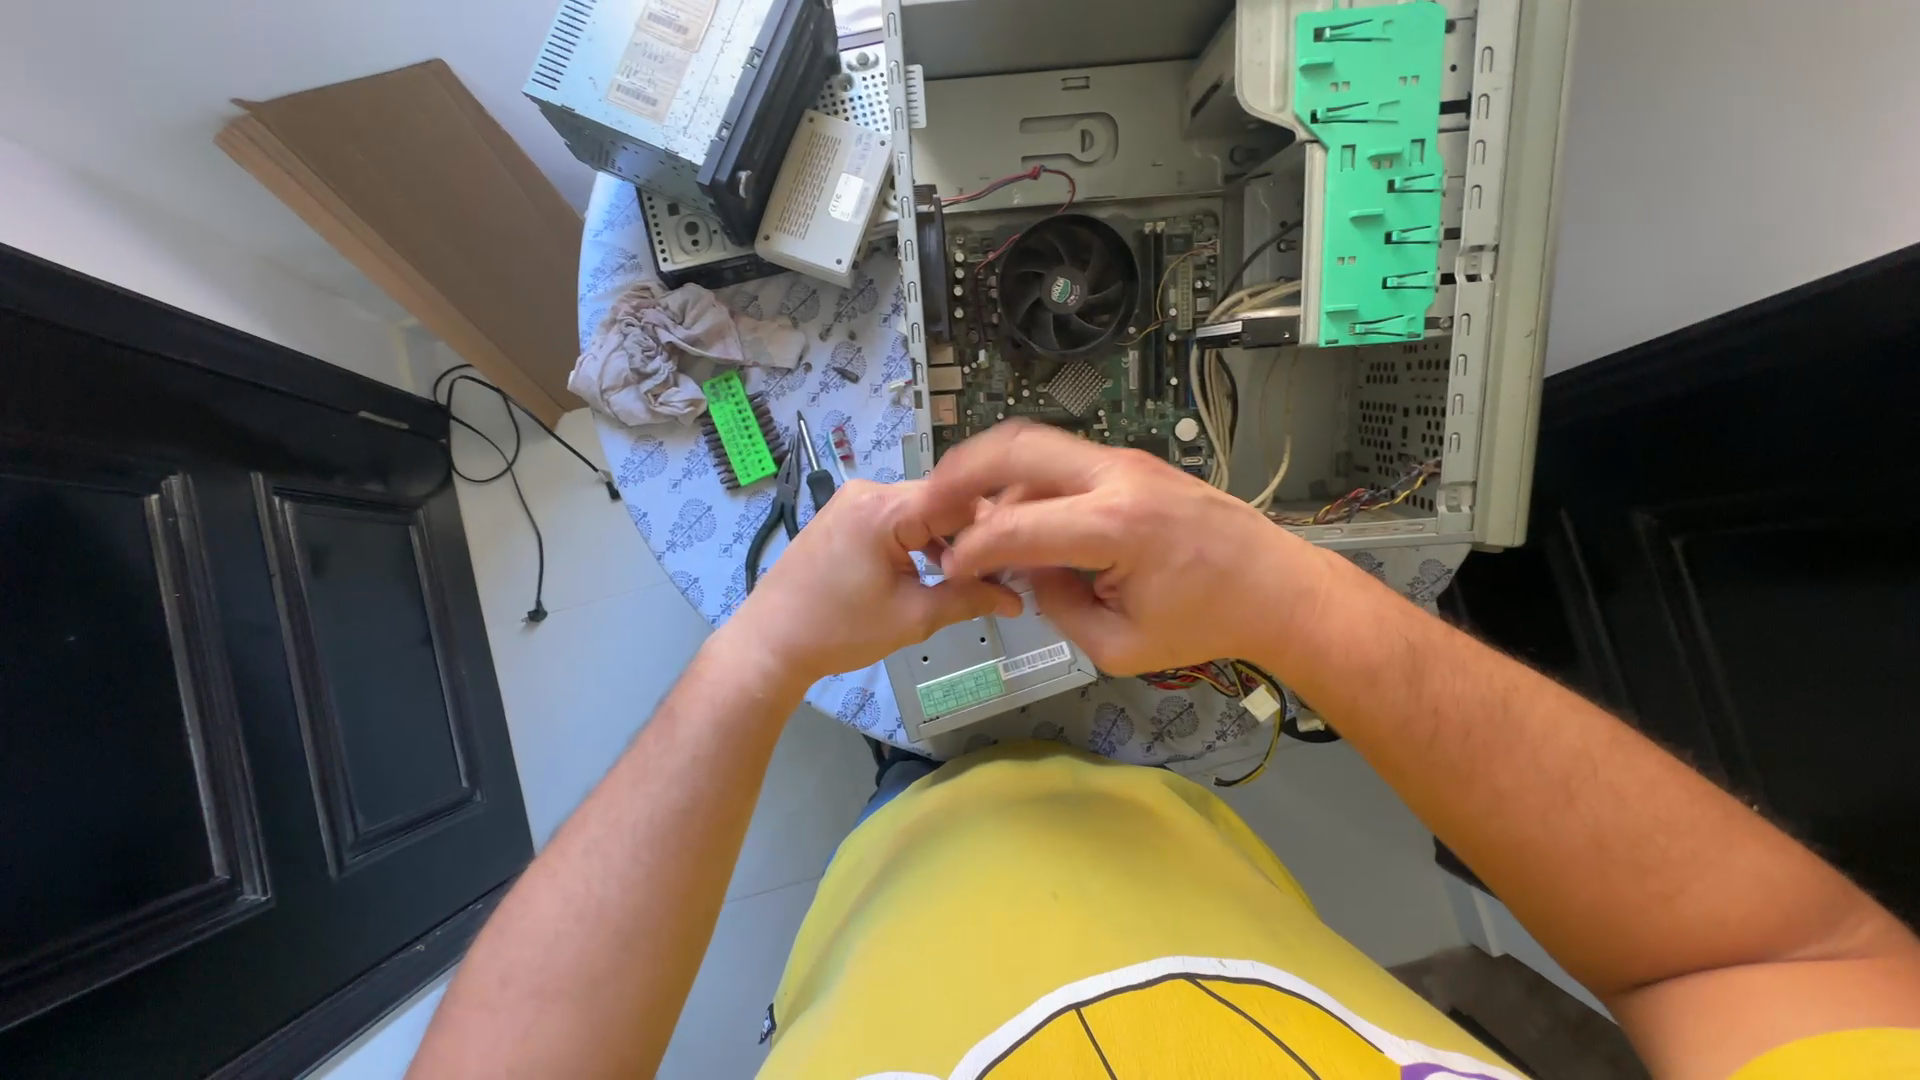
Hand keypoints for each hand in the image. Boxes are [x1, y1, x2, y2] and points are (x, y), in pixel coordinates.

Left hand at [726, 479, 1022, 684]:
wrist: (770, 642)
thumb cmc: (837, 631)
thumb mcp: (912, 618)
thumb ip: (969, 600)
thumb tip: (1015, 599)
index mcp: (884, 509)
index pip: (960, 499)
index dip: (993, 527)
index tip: (1015, 558)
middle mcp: (868, 491)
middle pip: (941, 501)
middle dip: (970, 536)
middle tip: (996, 573)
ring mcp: (853, 500)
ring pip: (921, 509)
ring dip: (945, 539)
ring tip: (964, 578)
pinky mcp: (845, 514)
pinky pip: (897, 517)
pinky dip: (918, 540)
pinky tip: (931, 570)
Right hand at [924, 422, 1341, 675]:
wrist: (1275, 588)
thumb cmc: (1206, 623)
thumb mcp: (1119, 645)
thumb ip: (1057, 608)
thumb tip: (1026, 571)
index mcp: (1117, 527)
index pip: (1017, 526)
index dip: (972, 548)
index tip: (949, 566)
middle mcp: (1118, 477)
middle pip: (1015, 448)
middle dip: (960, 473)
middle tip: (932, 505)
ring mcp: (1128, 461)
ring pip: (1036, 446)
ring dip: (993, 474)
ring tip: (968, 512)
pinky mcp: (1133, 462)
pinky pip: (1063, 460)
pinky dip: (1028, 480)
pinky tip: (1018, 513)